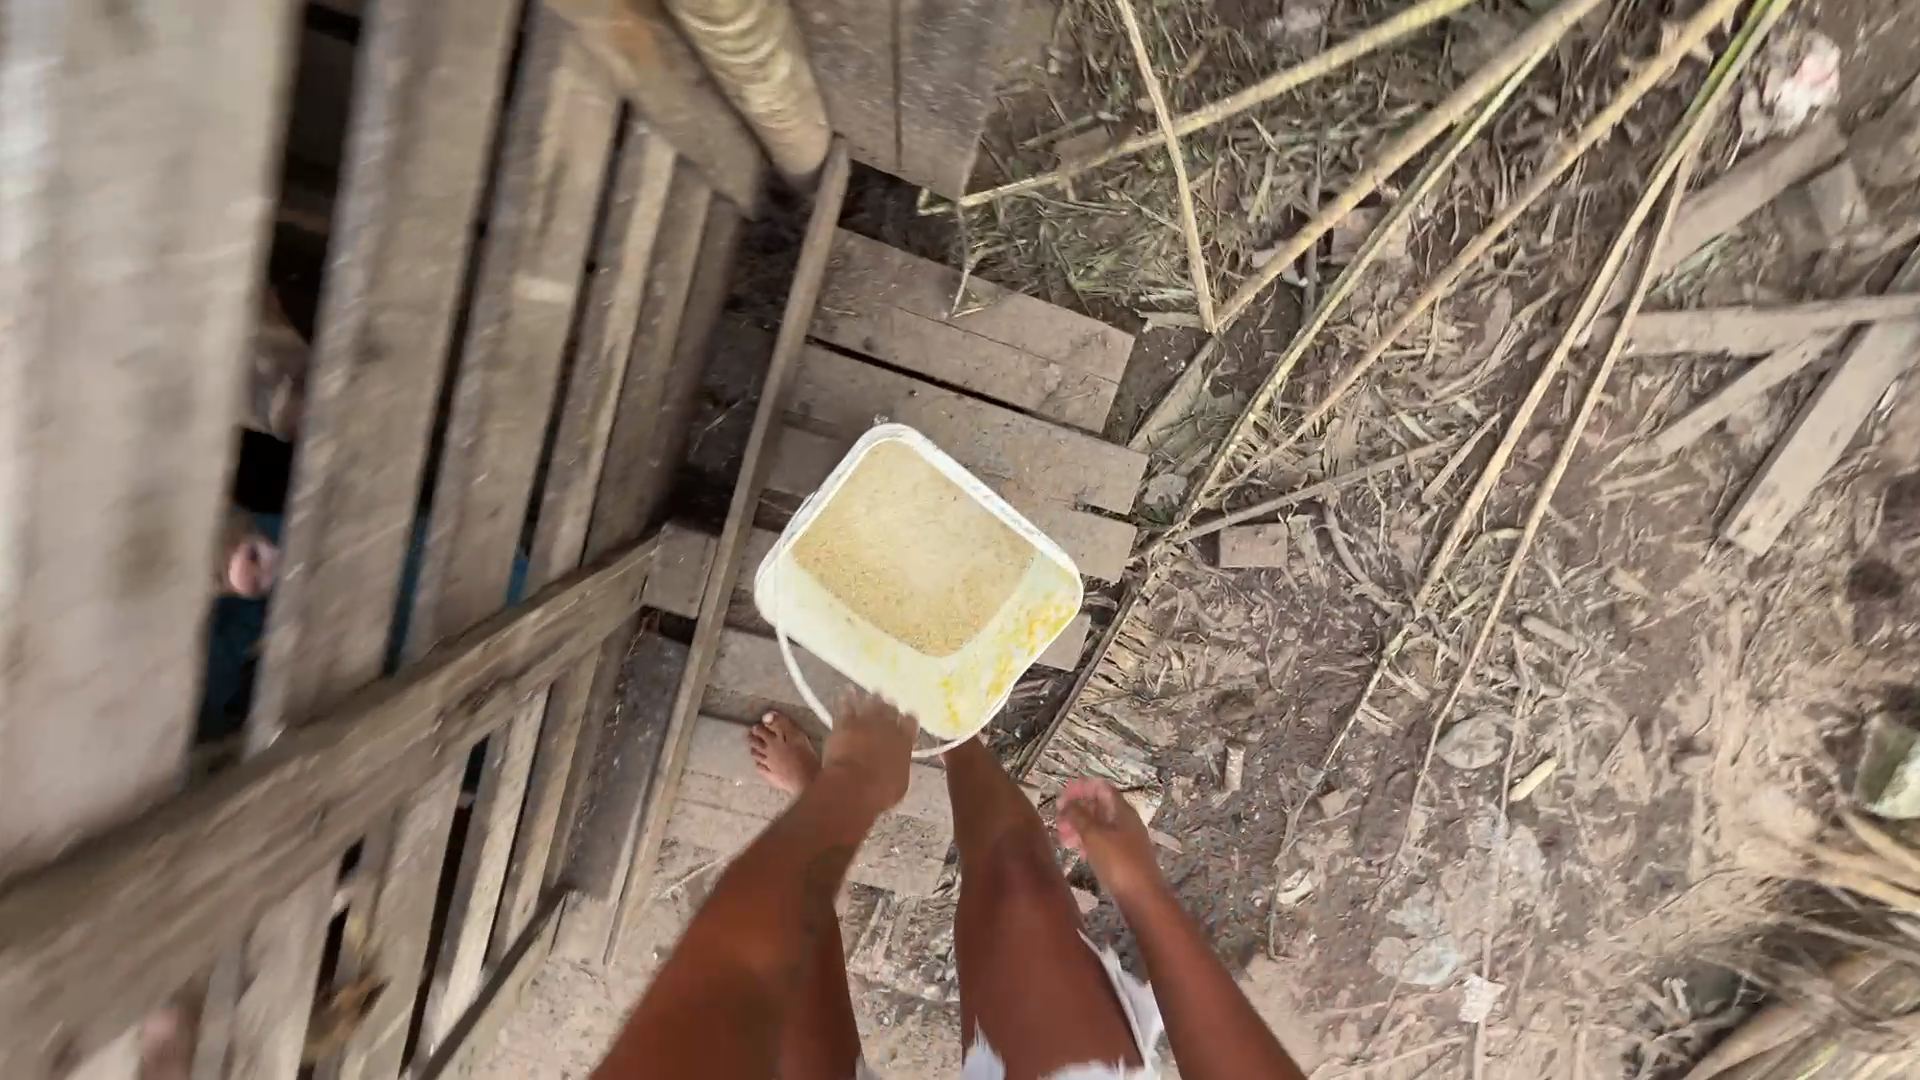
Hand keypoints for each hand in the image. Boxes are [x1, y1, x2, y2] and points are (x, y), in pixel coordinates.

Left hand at [818, 690, 917, 818]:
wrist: (853, 786)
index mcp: (904, 740)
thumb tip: (898, 762)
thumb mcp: (900, 782)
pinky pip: (846, 705)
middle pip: (891, 709)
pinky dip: (847, 697)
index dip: (908, 719)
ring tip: (873, 692)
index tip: (906, 718)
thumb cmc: (880, 792)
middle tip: (888, 703)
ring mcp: (866, 722)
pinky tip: (846, 690)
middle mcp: (887, 726)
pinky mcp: (845, 723)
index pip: (910, 722)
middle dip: (890, 706)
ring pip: (871, 703)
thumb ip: (900, 765)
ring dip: (872, 698)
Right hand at [1056, 777, 1165, 903]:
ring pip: (1098, 825)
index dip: (1081, 788)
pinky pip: (1102, 842)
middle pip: (1098, 806)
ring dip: (1079, 827)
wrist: (1143, 899)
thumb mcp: (1094, 835)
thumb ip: (1078, 815)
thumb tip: (1066, 803)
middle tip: (1058, 821)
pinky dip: (1087, 842)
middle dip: (1076, 810)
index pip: (1100, 787)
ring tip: (1062, 839)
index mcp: (1121, 810)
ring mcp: (1125, 840)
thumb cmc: (1118, 861)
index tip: (1061, 796)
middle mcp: (1125, 821)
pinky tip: (1076, 852)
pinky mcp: (1123, 857)